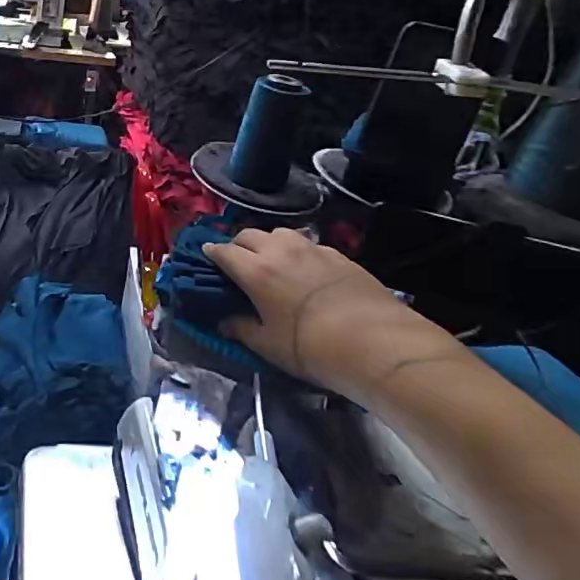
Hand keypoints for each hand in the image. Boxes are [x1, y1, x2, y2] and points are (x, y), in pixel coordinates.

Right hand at [202, 228, 466, 402]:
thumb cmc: (310, 347)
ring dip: (268, 241)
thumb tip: (226, 321)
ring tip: (270, 259)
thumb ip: (242, 329)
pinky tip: (304, 269)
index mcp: (256, 270)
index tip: (207, 256)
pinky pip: (307, 243)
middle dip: (238, 244)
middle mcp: (281, 249)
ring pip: (280, 233)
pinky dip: (297, 250)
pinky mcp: (338, 253)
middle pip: (250, 234)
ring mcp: (312, 248)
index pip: (225, 251)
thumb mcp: (268, 346)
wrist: (373, 340)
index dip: (212, 252)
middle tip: (237, 261)